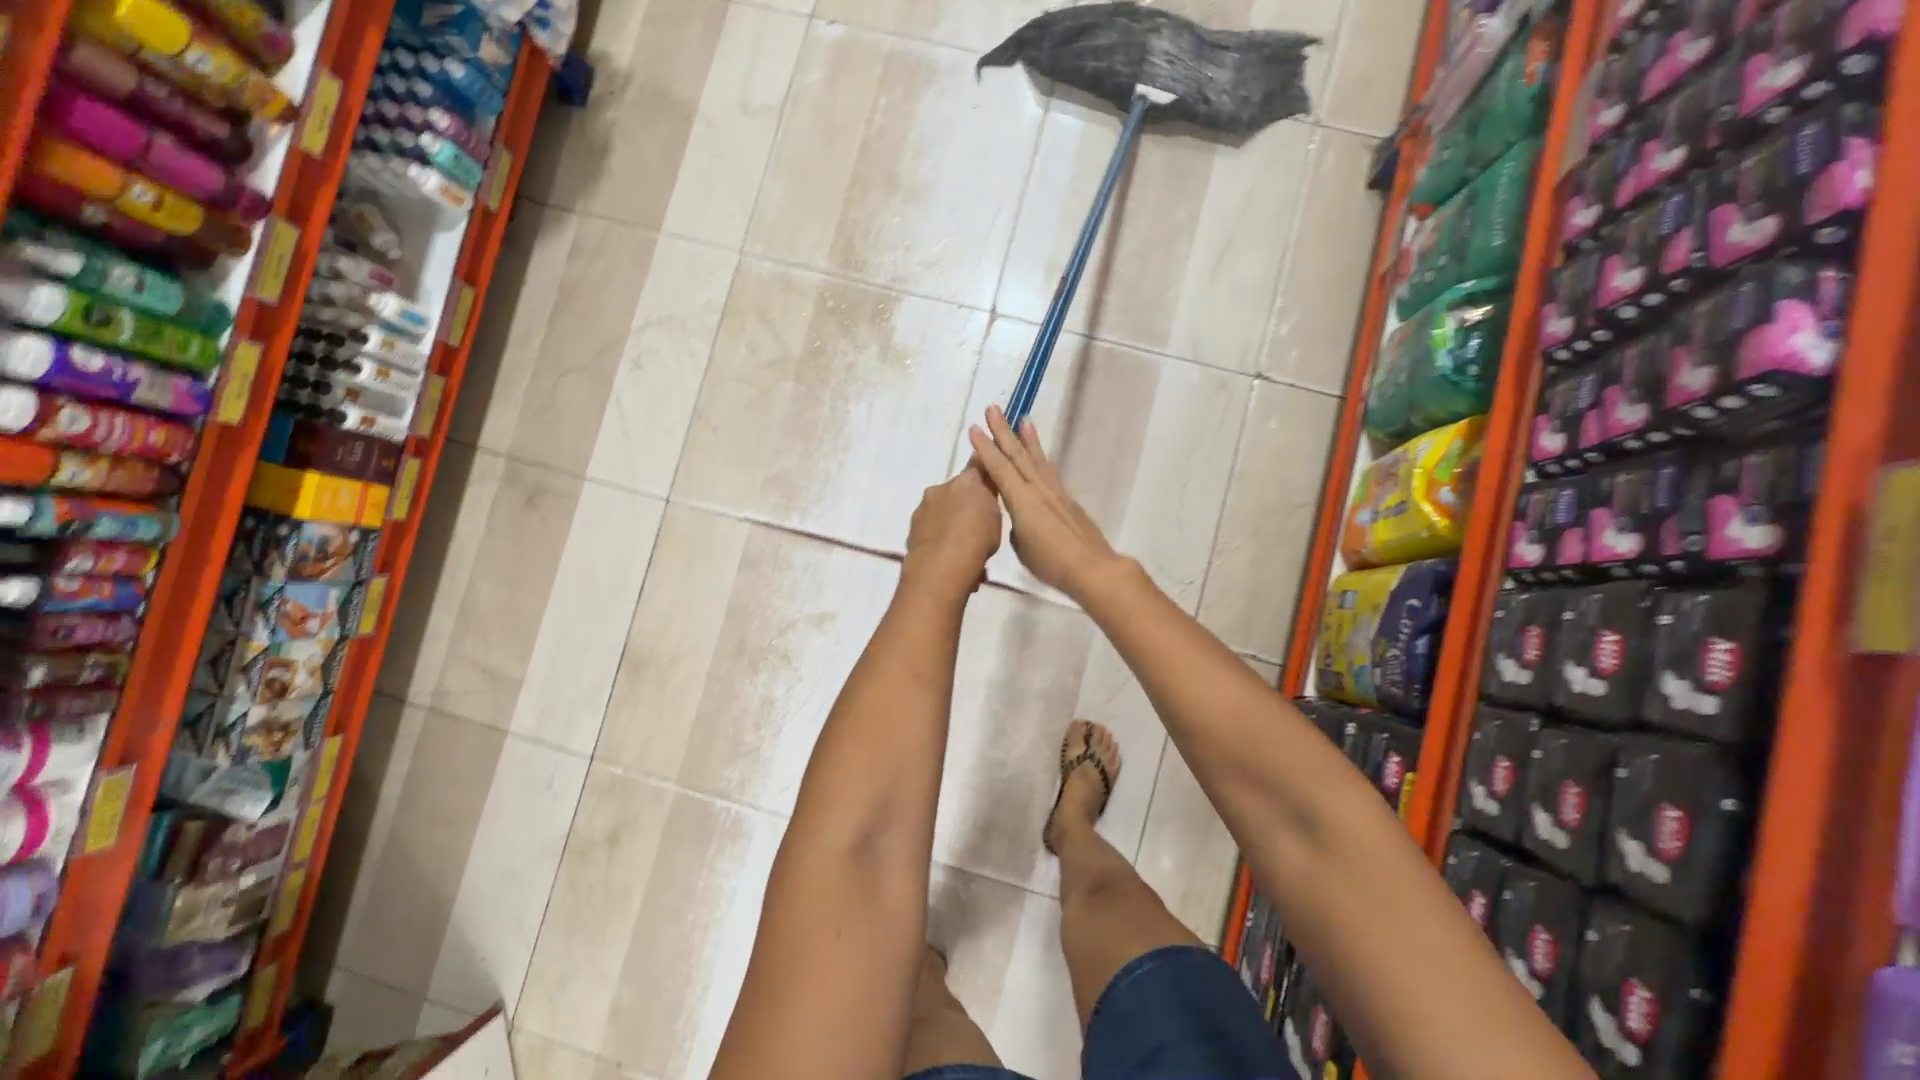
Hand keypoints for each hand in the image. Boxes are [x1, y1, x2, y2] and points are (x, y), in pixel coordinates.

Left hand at [905, 464, 1002, 590]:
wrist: (944, 563)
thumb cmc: (978, 537)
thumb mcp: (995, 516)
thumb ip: (988, 501)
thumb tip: (984, 495)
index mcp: (966, 481)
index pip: (976, 465)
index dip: (981, 469)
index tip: (985, 472)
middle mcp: (941, 488)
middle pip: (954, 490)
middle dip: (962, 501)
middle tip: (972, 522)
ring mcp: (923, 508)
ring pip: (938, 509)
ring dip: (947, 520)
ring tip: (958, 543)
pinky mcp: (911, 528)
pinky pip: (928, 528)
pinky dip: (935, 536)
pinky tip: (944, 553)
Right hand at [967, 405, 1119, 598]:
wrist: (1091, 568)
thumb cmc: (1051, 563)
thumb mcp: (1022, 549)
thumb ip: (1017, 528)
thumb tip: (1019, 522)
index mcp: (1021, 500)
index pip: (999, 469)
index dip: (985, 449)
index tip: (974, 428)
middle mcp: (1038, 489)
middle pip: (1017, 455)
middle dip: (1003, 432)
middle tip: (994, 408)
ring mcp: (1055, 492)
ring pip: (1037, 459)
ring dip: (1027, 438)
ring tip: (1022, 419)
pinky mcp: (1067, 500)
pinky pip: (1049, 471)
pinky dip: (1041, 457)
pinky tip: (1040, 455)